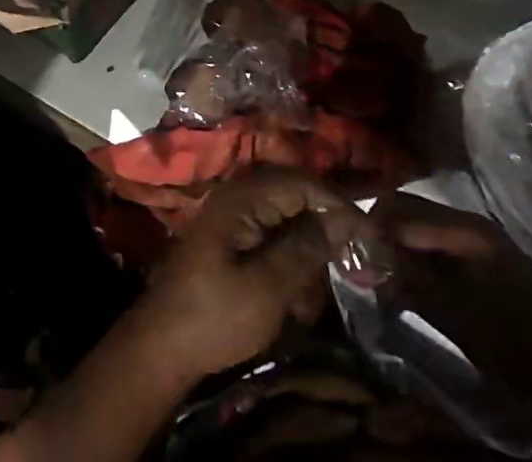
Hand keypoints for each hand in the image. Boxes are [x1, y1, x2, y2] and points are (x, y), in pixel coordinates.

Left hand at [129, 172, 365, 380]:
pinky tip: (293, 306)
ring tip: (308, 303)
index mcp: (243, 198)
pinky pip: (273, 242)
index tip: (370, 238)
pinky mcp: (233, 241)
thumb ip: (307, 247)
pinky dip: (289, 269)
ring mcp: (234, 219)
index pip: (304, 183)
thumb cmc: (214, 316)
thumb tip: (346, 218)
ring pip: (289, 224)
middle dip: (323, 236)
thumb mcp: (269, 286)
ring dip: (306, 259)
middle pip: (298, 200)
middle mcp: (238, 198)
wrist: (161, 348)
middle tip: (345, 270)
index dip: (339, 206)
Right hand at [375, 195, 531, 461]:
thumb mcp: (455, 315)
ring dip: (401, 251)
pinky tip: (416, 289)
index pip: (396, 206)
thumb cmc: (521, 336)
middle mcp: (471, 222)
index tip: (350, 254)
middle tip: (364, 271)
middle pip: (409, 213)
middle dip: (381, 237)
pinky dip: (422, 262)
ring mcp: (483, 240)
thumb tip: (362, 262)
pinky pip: (441, 248)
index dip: (367, 226)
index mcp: (462, 228)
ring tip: (386, 283)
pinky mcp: (491, 259)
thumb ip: (407, 283)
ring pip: (424, 230)